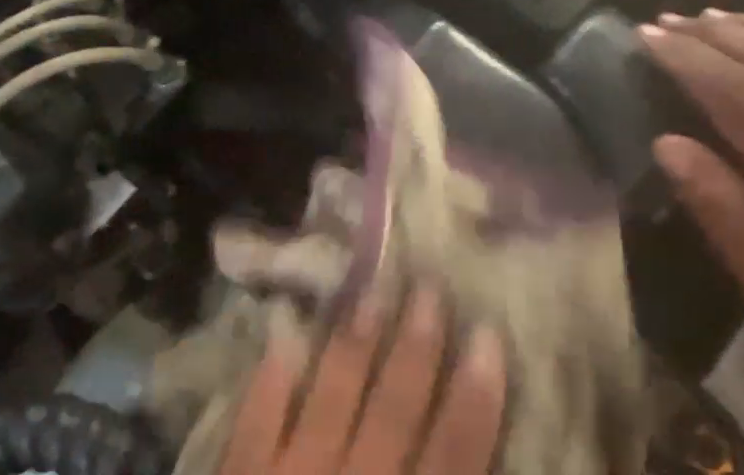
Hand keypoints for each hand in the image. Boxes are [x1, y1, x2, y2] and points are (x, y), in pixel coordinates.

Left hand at [219, 288, 506, 474]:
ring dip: (351, 345)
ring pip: (329, 398)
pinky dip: (269, 381)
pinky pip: (254, 420)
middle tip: (428, 287)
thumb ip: (443, 474)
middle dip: (415, 348)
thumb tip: (479, 462)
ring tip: (369, 293)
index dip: (475, 397)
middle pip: (393, 410)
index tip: (489, 337)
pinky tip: (282, 339)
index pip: (453, 454)